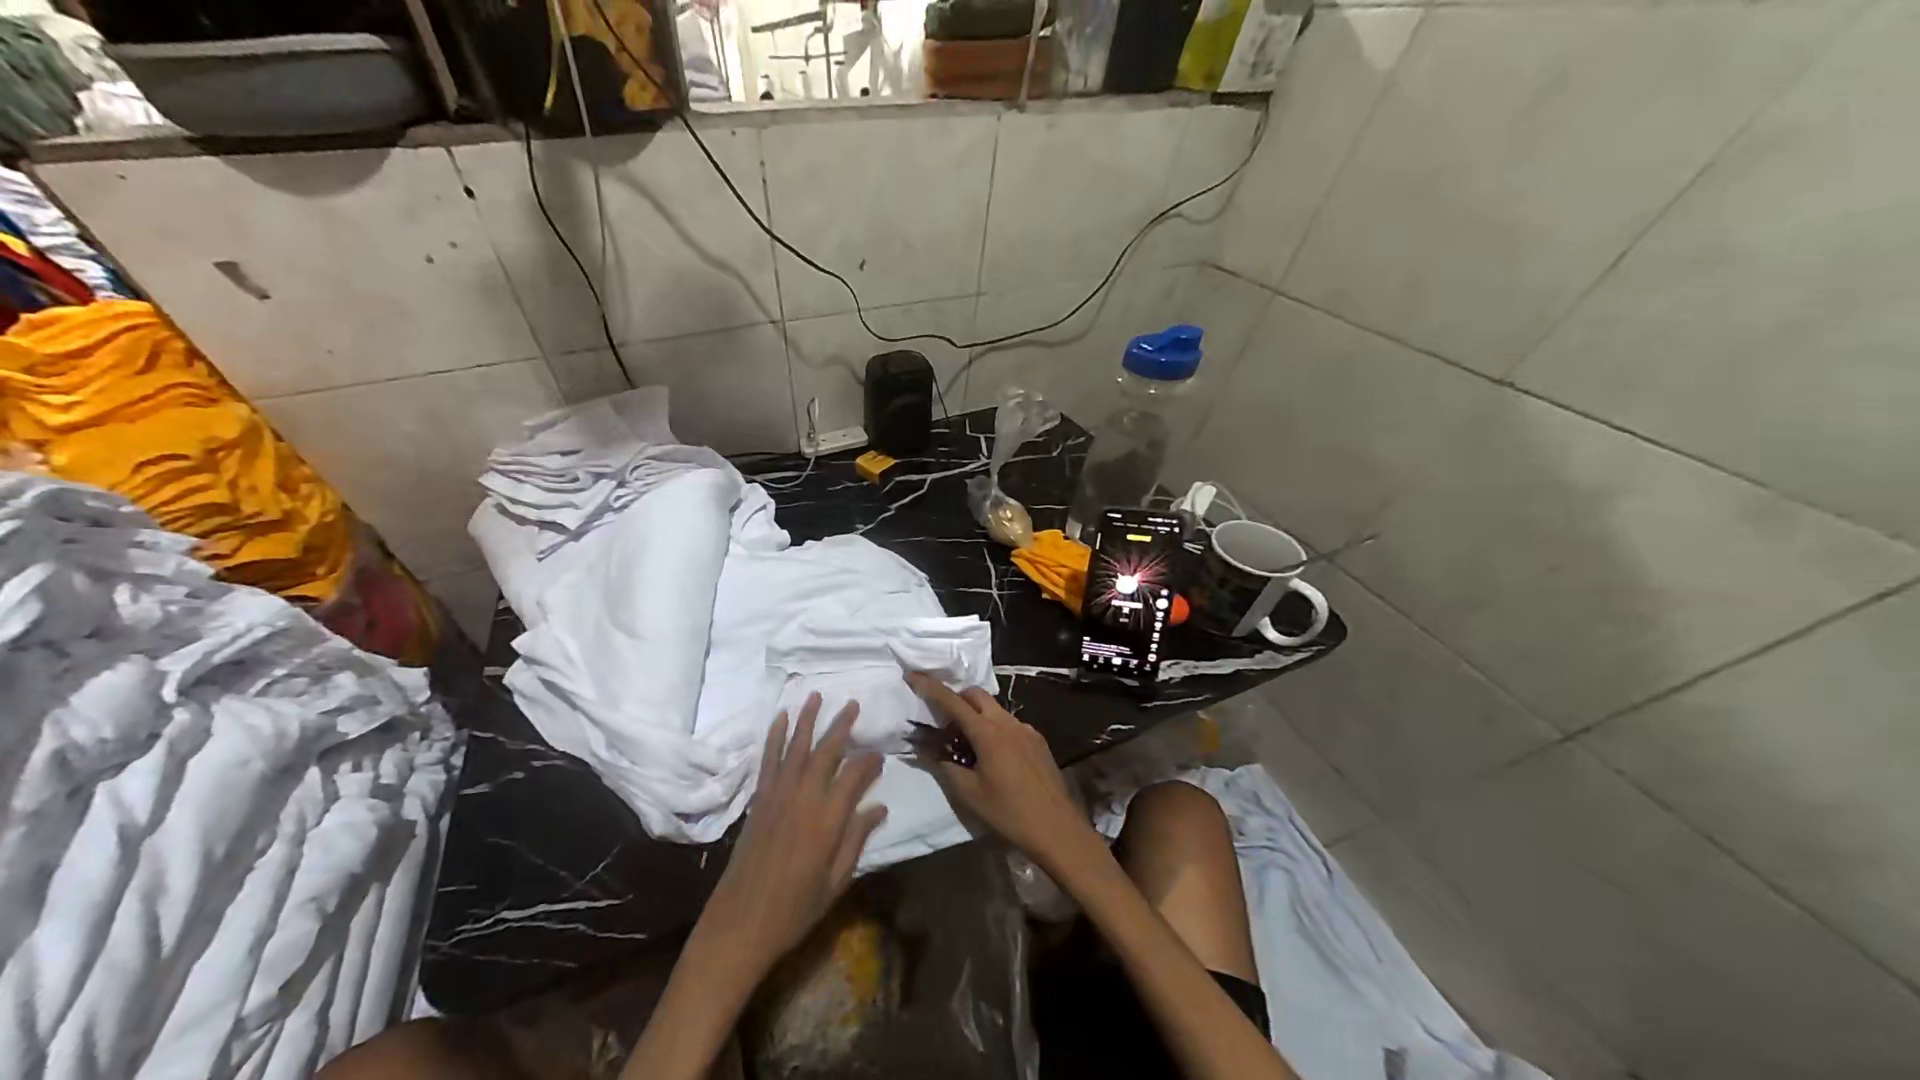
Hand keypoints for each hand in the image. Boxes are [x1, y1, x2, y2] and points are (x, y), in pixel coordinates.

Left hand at [693, 693, 886, 979]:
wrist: (740, 925)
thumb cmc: (795, 910)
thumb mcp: (836, 881)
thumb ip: (856, 840)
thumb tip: (878, 807)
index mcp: (828, 820)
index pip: (855, 776)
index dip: (870, 762)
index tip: (880, 756)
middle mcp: (803, 798)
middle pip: (826, 752)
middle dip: (841, 725)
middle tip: (854, 704)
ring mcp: (777, 796)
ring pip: (796, 748)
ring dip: (807, 720)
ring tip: (817, 695)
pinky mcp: (759, 801)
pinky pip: (768, 761)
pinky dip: (775, 737)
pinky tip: (781, 719)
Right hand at [906, 672, 1099, 873]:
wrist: (1056, 828)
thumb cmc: (1008, 812)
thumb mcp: (969, 793)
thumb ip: (944, 766)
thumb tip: (925, 750)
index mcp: (988, 733)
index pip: (953, 702)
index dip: (931, 687)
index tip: (913, 676)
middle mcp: (1008, 723)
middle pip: (977, 695)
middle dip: (957, 699)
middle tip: (944, 725)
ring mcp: (1026, 730)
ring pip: (995, 709)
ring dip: (976, 716)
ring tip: (966, 746)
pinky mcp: (1038, 741)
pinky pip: (1010, 724)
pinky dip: (994, 728)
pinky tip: (993, 757)